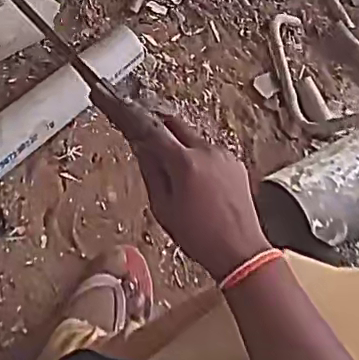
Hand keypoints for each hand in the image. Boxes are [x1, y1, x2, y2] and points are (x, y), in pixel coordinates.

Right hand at [94, 91, 269, 276]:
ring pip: (191, 137)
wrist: (244, 256)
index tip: (114, 103)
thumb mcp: (162, 207)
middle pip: (172, 123)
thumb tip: (140, 145)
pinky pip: (208, 150)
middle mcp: (205, 151)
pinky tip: (196, 180)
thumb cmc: (200, 237)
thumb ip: (150, 170)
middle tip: (146, 138)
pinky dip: (197, 157)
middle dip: (157, 127)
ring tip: (176, 174)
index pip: (150, 127)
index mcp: (184, 162)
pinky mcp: (234, 163)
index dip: (129, 114)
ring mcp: (223, 156)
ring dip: (178, 145)